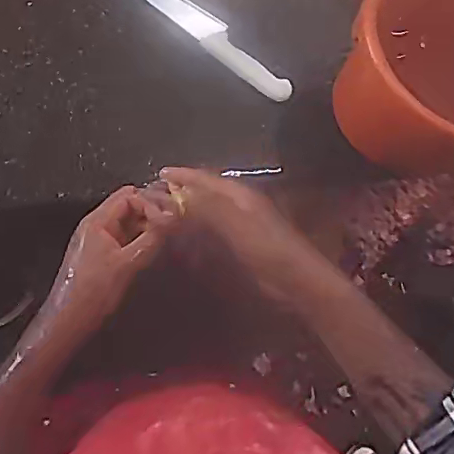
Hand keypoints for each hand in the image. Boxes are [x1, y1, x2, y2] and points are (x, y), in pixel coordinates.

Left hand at [39, 186, 176, 334]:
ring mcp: (99, 237)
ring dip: (147, 224)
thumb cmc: (95, 290)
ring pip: (128, 220)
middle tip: (172, 223)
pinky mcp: (102, 251)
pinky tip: (154, 244)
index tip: (168, 219)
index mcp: (98, 220)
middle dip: (151, 211)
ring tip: (166, 233)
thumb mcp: (128, 263)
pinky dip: (140, 236)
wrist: (71, 318)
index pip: (129, 196)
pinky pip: (124, 235)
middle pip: (128, 204)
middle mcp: (96, 224)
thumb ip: (150, 239)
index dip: (151, 203)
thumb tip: (170, 221)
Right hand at [159, 168, 337, 305]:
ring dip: (188, 211)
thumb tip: (178, 191)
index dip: (183, 174)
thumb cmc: (267, 247)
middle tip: (156, 195)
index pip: (206, 178)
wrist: (298, 280)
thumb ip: (207, 205)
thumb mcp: (235, 223)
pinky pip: (214, 231)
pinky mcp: (242, 244)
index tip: (160, 173)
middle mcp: (240, 205)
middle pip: (206, 193)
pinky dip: (198, 231)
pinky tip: (187, 239)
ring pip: (209, 212)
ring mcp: (242, 225)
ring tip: (165, 214)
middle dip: (182, 191)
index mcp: (239, 194)